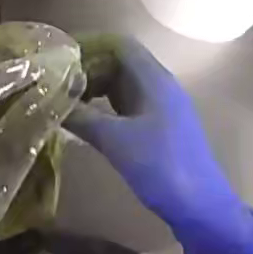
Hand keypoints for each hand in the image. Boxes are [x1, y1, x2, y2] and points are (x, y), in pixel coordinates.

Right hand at [67, 40, 252, 253]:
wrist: (201, 210)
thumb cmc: (162, 167)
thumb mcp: (116, 141)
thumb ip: (82, 117)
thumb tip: (50, 101)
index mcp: (154, 80)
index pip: (120, 44)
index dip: (91, 44)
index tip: (62, 55)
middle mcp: (158, 86)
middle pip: (120, 61)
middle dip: (88, 67)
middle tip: (58, 81)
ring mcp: (159, 107)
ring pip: (121, 83)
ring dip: (94, 87)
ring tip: (66, 99)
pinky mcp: (157, 127)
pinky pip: (125, 104)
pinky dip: (103, 105)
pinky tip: (85, 119)